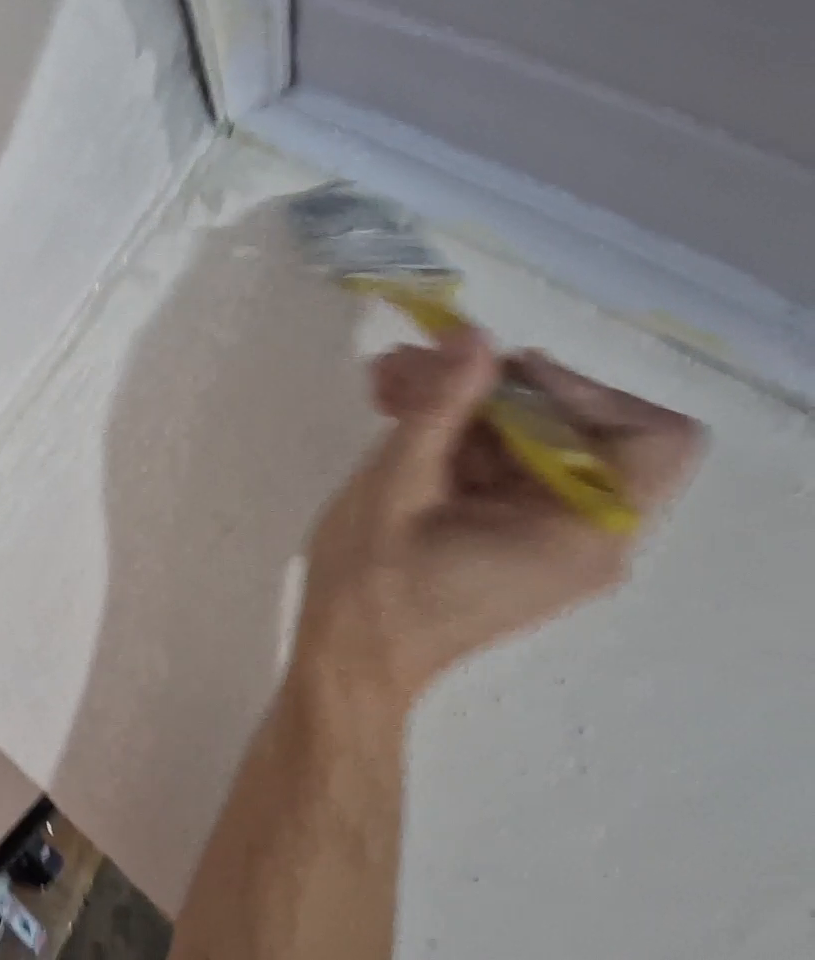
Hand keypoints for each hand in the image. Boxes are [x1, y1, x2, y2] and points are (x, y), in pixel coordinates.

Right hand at [294, 328, 703, 713]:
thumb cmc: (372, 583)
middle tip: (409, 362)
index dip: (576, 389)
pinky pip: (499, 472)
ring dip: (461, 406)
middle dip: (491, 388)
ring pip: (526, 444)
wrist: (350, 659)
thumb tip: (473, 335)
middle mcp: (587, 534)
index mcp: (581, 532)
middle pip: (573, 432)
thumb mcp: (396, 486)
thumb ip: (441, 408)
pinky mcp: (509, 538)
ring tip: (385, 382)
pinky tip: (395, 414)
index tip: (489, 370)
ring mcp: (548, 538)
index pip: (646, 436)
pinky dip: (453, 438)